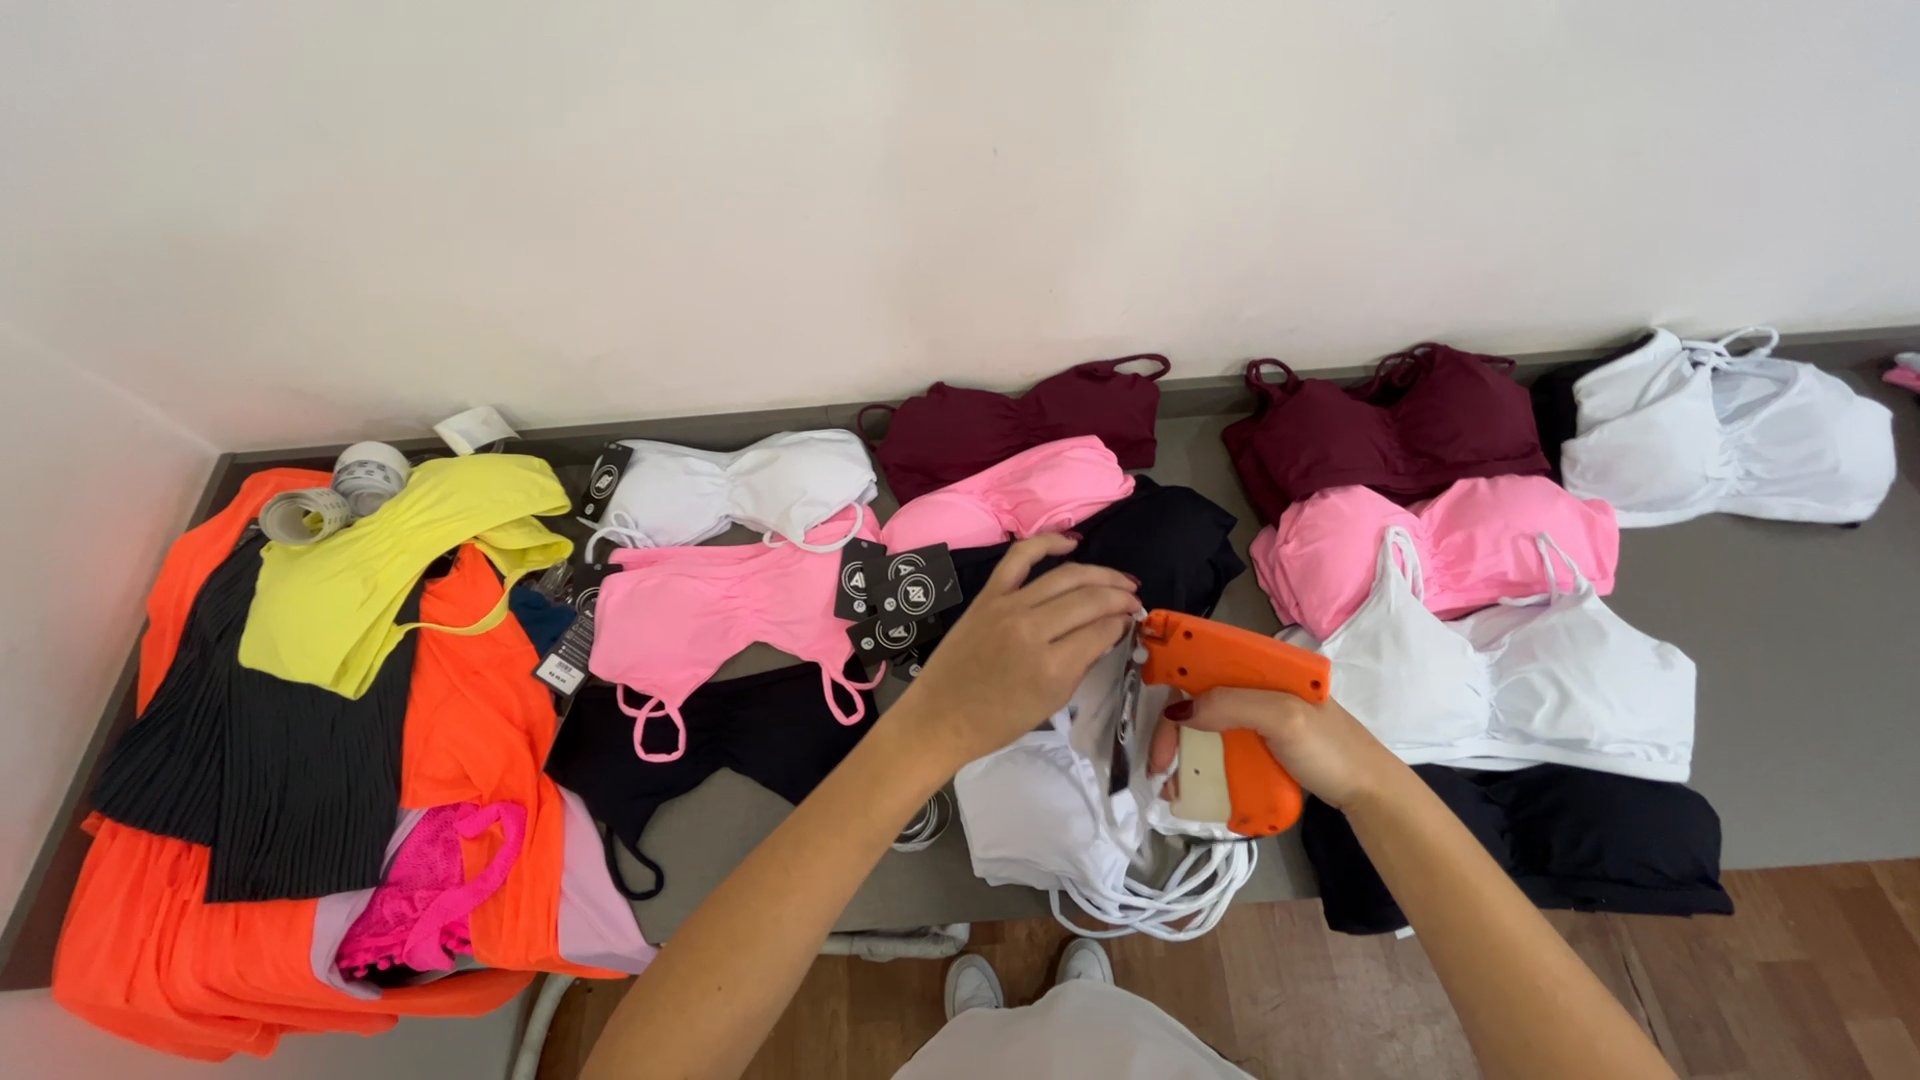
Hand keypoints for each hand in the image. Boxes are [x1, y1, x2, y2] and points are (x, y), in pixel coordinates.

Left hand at [888, 533, 1140, 772]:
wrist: (940, 717)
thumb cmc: (998, 721)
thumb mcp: (1052, 702)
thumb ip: (1083, 662)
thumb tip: (1109, 630)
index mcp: (1053, 667)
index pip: (1103, 629)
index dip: (1124, 623)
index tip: (1132, 622)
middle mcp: (1033, 630)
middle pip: (1091, 599)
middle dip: (1120, 597)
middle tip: (1134, 600)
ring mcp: (1008, 607)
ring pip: (1066, 576)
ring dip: (1100, 574)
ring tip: (1120, 581)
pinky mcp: (987, 596)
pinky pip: (1020, 557)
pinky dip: (1047, 542)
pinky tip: (1072, 542)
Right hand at [1164, 688, 1407, 810]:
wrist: (1371, 795)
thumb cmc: (1332, 749)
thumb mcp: (1284, 718)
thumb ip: (1232, 704)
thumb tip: (1177, 711)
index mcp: (1263, 667)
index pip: (1205, 662)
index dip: (1173, 681)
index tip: (1155, 715)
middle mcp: (1255, 688)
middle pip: (1197, 699)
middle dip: (1171, 731)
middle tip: (1159, 767)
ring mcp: (1256, 719)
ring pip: (1203, 727)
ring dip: (1180, 753)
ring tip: (1169, 786)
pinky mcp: (1258, 746)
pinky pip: (1218, 749)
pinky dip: (1198, 766)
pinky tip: (1187, 787)